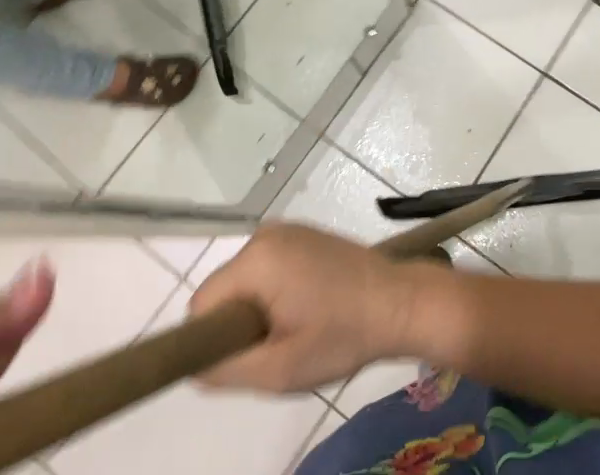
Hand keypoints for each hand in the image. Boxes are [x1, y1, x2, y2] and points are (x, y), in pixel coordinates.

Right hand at [190, 224, 439, 392]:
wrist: (405, 303)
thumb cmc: (345, 335)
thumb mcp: (279, 370)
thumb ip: (225, 370)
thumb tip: (194, 366)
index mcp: (256, 259)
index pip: (203, 305)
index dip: (217, 339)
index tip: (250, 355)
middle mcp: (266, 234)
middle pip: (226, 291)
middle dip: (243, 324)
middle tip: (281, 345)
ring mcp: (288, 230)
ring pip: (248, 282)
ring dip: (263, 310)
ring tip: (300, 327)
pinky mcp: (306, 234)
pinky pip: (270, 270)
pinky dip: (280, 293)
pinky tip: (312, 308)